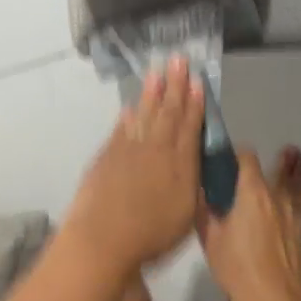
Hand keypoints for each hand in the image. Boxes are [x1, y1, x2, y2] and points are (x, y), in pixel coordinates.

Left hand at [63, 57, 205, 278]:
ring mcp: (128, 150)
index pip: (190, 127)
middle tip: (178, 60)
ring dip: (151, 93)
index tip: (197, 81)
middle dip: (175, 86)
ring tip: (156, 73)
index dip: (195, 104)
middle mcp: (156, 150)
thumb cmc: (151, 236)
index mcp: (180, 164)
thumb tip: (196, 163)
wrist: (102, 239)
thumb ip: (193, 186)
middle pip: (168, 112)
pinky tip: (129, 107)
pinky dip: (127, 117)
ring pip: (143, 114)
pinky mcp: (107, 156)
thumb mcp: (186, 216)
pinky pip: (121, 129)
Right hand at [197, 150, 300, 300]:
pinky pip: (298, 203)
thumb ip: (205, 213)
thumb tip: (202, 194)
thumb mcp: (212, 242)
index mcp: (252, 192)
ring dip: (290, 172)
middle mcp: (276, 197)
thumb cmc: (241, 270)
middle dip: (272, 160)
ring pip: (294, 184)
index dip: (236, 155)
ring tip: (290, 160)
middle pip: (279, 167)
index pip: (247, 157)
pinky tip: (288, 200)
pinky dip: (295, 194)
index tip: (224, 161)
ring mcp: (293, 214)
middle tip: (260, 162)